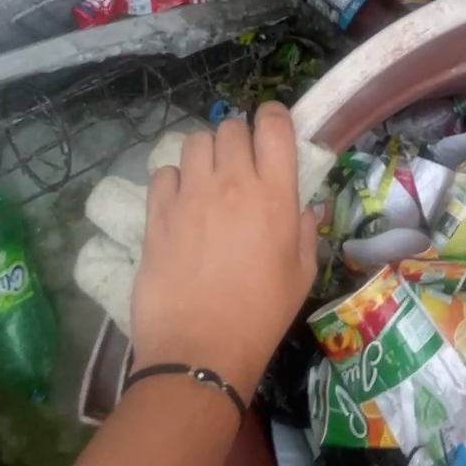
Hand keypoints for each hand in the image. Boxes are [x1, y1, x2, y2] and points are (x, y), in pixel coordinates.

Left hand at [131, 102, 318, 400]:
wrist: (200, 349)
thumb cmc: (262, 314)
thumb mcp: (302, 272)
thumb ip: (307, 229)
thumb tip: (304, 206)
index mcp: (274, 192)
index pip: (273, 124)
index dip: (273, 116)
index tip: (272, 129)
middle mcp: (232, 182)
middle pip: (231, 127)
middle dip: (238, 137)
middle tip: (240, 164)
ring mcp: (191, 195)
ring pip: (195, 141)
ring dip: (206, 152)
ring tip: (207, 177)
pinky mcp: (157, 214)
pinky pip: (164, 172)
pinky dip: (174, 179)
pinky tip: (180, 201)